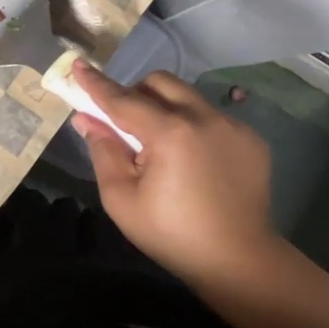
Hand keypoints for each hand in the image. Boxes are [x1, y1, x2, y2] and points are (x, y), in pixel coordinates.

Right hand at [72, 63, 281, 287]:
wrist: (239, 261)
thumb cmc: (172, 234)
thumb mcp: (122, 199)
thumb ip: (103, 152)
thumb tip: (87, 119)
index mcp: (170, 132)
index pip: (123, 99)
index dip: (96, 83)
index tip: (77, 65)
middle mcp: (204, 117)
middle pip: (160, 83)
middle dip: (136, 93)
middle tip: (126, 125)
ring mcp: (233, 126)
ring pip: (188, 96)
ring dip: (166, 109)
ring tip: (163, 148)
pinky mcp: (251, 139)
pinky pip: (212, 117)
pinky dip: (194, 128)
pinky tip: (194, 163)